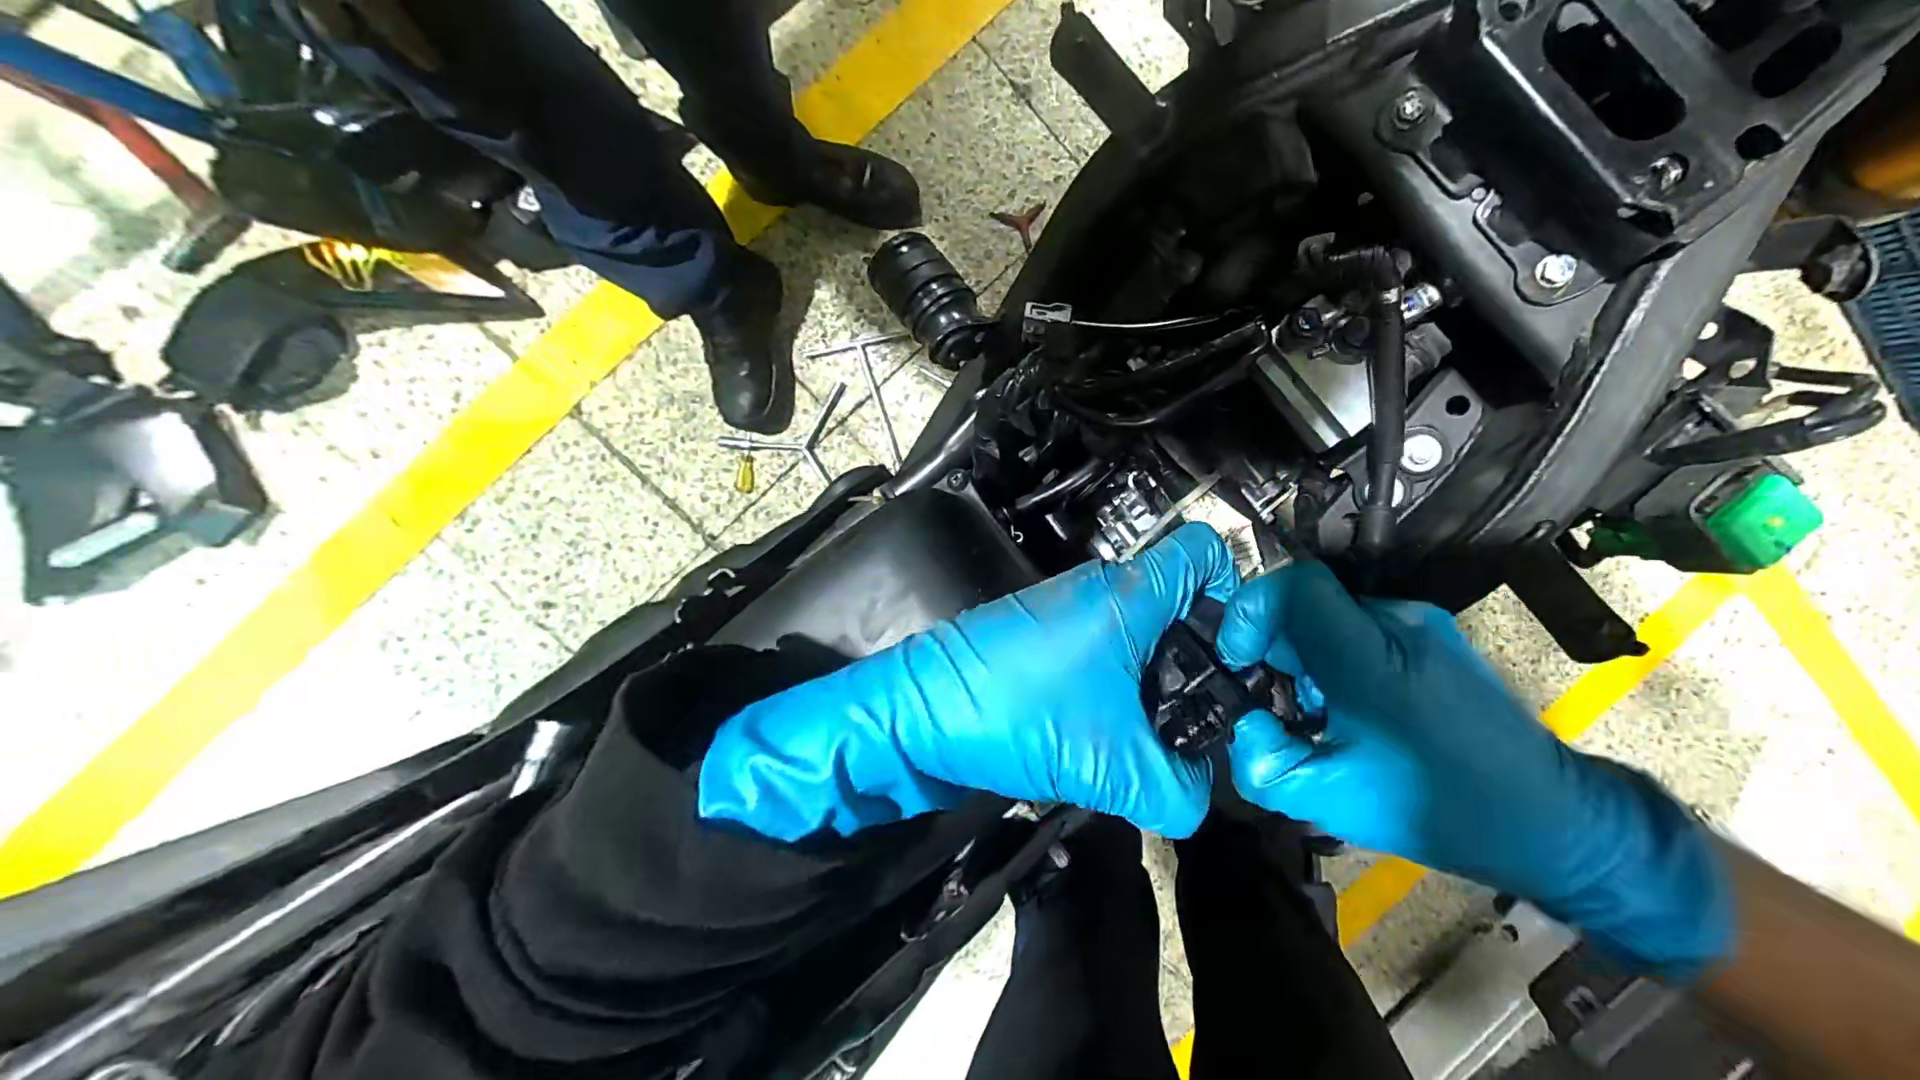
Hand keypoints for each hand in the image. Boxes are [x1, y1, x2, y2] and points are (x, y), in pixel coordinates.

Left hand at [698, 523, 1239, 841]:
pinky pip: (1100, 648)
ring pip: (1137, 631)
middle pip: (1177, 602)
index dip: (1237, 595)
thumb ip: (1176, 790)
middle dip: (1197, 658)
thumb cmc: (1012, 714)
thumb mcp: (1110, 764)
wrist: (914, 715)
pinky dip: (1116, 683)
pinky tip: (1107, 729)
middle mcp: (1097, 589)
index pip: (1205, 554)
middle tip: (1204, 713)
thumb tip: (1197, 796)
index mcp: (1126, 595)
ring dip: (1152, 679)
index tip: (1240, 654)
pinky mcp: (1039, 635)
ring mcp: (1064, 609)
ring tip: (1154, 733)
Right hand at [1216, 563, 1732, 973]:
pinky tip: (1348, 709)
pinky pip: (1360, 630)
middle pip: (1305, 602)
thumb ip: (1258, 760)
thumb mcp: (1324, 798)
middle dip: (1273, 646)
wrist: (1548, 822)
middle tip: (1274, 699)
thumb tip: (1243, 721)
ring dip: (1304, 657)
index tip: (1241, 659)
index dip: (1249, 612)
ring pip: (1330, 617)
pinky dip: (1334, 660)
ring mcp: (1423, 625)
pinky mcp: (1435, 636)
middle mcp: (1398, 623)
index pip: (1292, 587)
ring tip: (1314, 712)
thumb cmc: (1432, 808)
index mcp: (1371, 658)